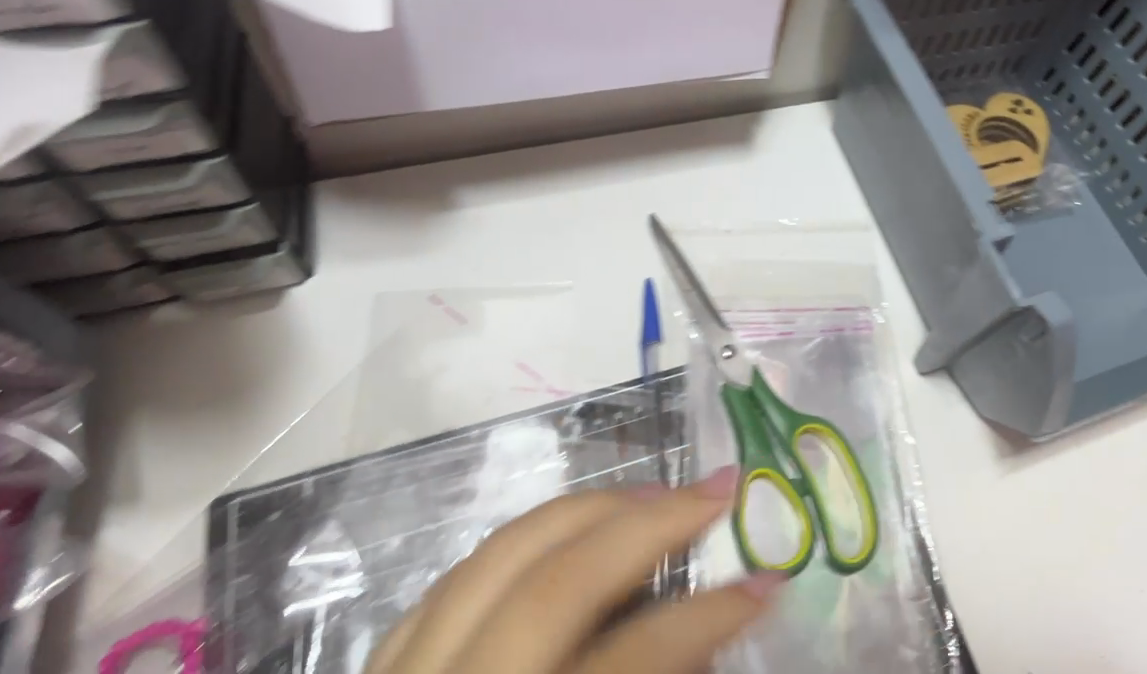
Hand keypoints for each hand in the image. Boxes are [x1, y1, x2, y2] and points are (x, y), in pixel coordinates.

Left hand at [364, 467, 778, 673]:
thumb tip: (703, 649)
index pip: (629, 661)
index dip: (708, 616)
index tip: (766, 584)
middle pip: (560, 580)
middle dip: (651, 522)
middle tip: (719, 490)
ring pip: (501, 554)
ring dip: (589, 511)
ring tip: (655, 494)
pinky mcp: (380, 668)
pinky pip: (457, 577)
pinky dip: (523, 542)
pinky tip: (568, 532)